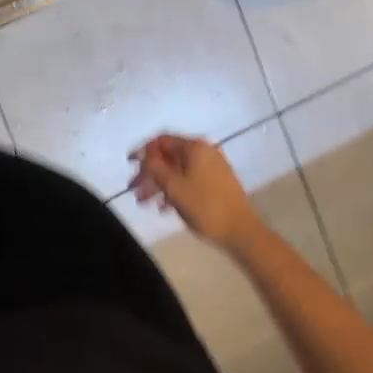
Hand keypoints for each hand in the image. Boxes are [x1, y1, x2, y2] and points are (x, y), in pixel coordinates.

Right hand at [131, 133, 265, 253]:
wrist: (241, 231)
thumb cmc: (205, 206)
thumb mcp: (174, 187)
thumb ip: (155, 167)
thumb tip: (143, 153)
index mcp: (195, 147)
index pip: (162, 140)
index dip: (143, 151)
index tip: (130, 165)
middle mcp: (205, 151)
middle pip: (169, 156)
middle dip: (150, 173)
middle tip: (135, 189)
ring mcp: (213, 167)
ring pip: (179, 170)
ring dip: (160, 184)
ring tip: (145, 202)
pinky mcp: (218, 182)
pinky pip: (190, 179)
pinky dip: (176, 190)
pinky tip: (165, 208)